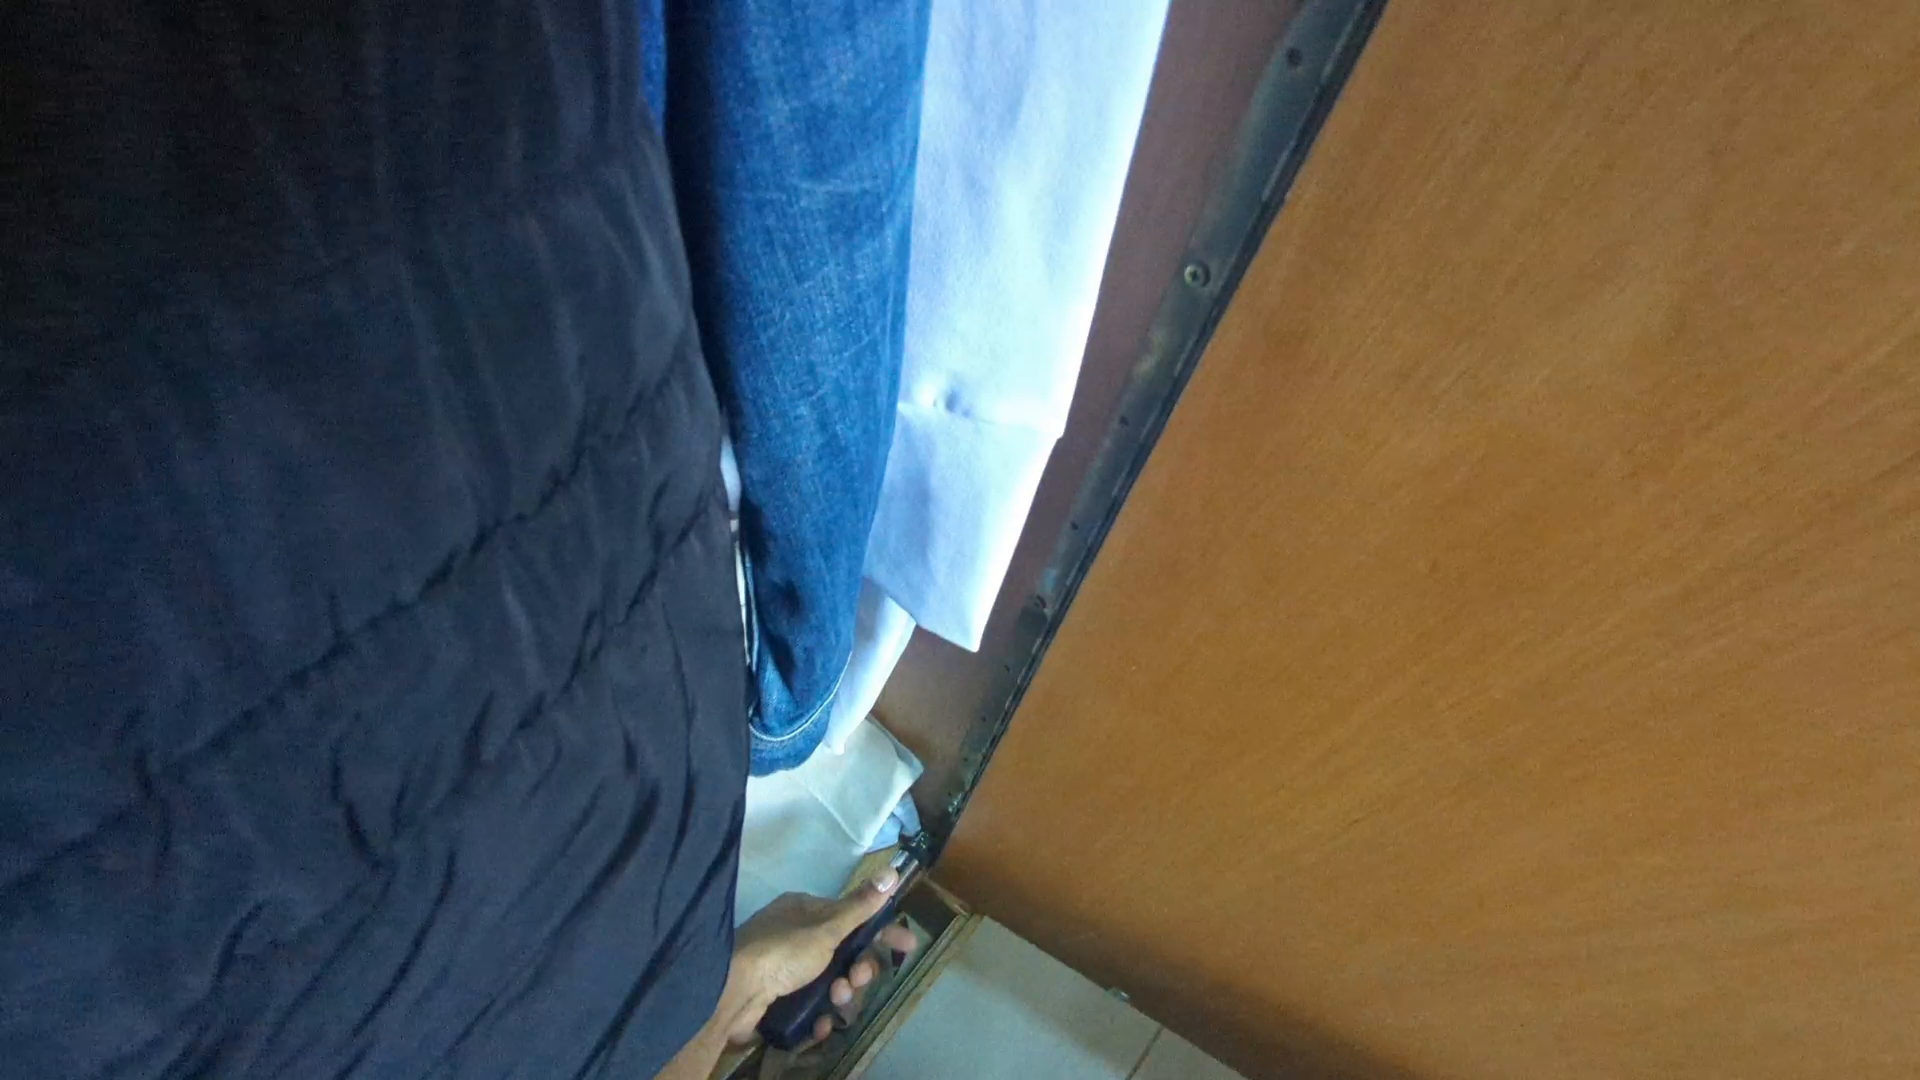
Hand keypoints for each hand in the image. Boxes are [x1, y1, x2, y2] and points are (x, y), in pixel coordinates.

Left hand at [723, 870, 920, 1046]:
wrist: (732, 993)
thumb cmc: (784, 951)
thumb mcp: (827, 926)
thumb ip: (861, 904)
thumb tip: (892, 870)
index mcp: (806, 910)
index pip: (854, 917)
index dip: (882, 930)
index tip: (906, 946)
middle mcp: (795, 935)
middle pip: (843, 953)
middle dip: (857, 969)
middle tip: (856, 981)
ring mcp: (784, 968)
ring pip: (828, 981)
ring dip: (840, 994)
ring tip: (836, 1001)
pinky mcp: (776, 999)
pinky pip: (809, 1005)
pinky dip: (819, 1015)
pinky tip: (821, 1024)